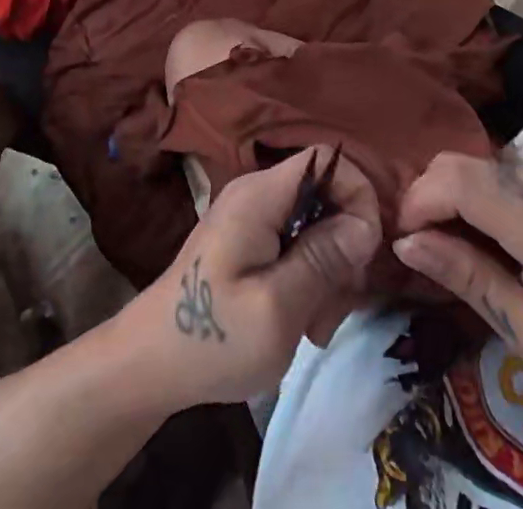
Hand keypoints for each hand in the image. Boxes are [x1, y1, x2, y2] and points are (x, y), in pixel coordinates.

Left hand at [114, 148, 380, 409]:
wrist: (155, 362)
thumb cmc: (214, 338)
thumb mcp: (278, 306)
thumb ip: (323, 259)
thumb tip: (366, 223)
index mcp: (258, 197)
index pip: (325, 160)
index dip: (359, 196)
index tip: (368, 253)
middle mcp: (255, 197)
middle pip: (327, 199)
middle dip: (345, 252)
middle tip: (336, 307)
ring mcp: (252, 221)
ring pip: (318, 230)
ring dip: (331, 278)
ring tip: (315, 328)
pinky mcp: (251, 245)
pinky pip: (299, 250)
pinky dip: (312, 285)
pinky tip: (304, 324)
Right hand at [391, 154, 522, 443]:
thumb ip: (473, 282)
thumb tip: (406, 242)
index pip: (456, 180)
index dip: (417, 203)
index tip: (408, 244)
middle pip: (459, 164)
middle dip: (427, 199)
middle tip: (426, 249)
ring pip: (477, 166)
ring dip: (451, 199)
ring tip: (455, 250)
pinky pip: (502, 176)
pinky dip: (477, 199)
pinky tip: (488, 242)